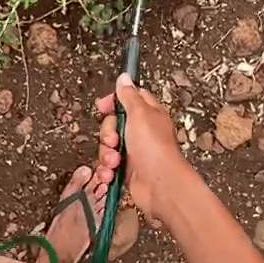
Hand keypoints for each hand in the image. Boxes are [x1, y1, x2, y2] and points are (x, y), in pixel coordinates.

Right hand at [95, 74, 198, 226]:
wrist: (160, 185)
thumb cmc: (154, 149)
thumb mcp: (140, 114)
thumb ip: (129, 95)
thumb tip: (125, 77)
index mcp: (148, 114)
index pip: (128, 99)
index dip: (114, 102)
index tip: (103, 107)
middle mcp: (142, 132)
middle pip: (112, 124)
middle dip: (107, 133)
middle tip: (114, 140)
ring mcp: (134, 152)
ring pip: (108, 146)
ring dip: (106, 154)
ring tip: (115, 162)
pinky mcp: (127, 170)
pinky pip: (108, 166)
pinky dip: (107, 170)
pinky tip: (112, 174)